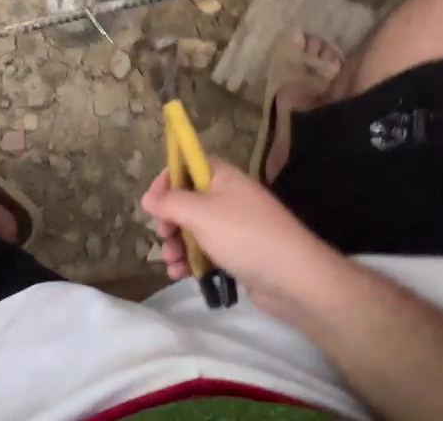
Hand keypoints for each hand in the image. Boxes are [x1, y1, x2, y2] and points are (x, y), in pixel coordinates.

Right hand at [141, 156, 347, 315]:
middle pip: (187, 199)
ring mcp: (234, 226)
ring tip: (170, 262)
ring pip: (194, 228)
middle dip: (169, 219)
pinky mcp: (238, 253)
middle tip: (163, 236)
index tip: (151, 204)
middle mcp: (227, 195)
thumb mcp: (201, 213)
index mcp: (221, 175)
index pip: (186, 165)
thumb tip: (148, 198)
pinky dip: (191, 260)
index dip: (166, 181)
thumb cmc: (244, 235)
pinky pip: (207, 250)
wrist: (294, 278)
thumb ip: (170, 202)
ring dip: (177, 243)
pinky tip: (179, 274)